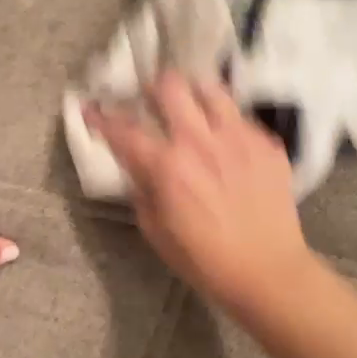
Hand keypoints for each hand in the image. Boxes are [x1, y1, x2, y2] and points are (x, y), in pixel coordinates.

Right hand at [86, 71, 318, 312]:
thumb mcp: (153, 226)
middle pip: (171, 87)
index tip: (89, 108)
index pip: (123, 129)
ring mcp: (239, 138)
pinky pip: (240, 118)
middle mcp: (201, 142)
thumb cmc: (200, 256)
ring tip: (188, 106)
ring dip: (193, 93)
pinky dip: (224, 122)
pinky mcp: (267, 145)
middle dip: (152, 88)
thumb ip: (142, 188)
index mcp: (167, 166)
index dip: (101, 116)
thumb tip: (138, 167)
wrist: (265, 269)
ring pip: (212, 90)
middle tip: (148, 98)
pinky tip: (222, 142)